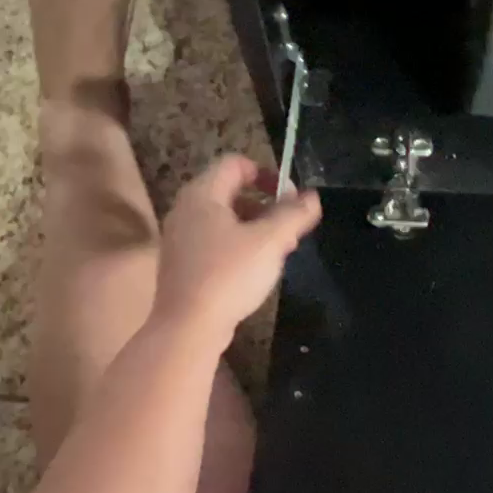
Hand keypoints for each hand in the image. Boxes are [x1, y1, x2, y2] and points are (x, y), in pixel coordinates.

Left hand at [152, 155, 321, 343]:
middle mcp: (185, 209)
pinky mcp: (182, 264)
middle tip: (290, 227)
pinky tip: (255, 270)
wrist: (187, 328)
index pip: (236, 164)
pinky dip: (238, 246)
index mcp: (202, 194)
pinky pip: (215, 242)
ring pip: (225, 219)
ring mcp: (180, 238)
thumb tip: (312, 197)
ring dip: (255, 227)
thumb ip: (293, 215)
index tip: (291, 198)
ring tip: (279, 251)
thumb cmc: (228, 276)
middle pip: (231, 191)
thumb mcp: (270, 242)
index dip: (268, 174)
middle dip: (266, 205)